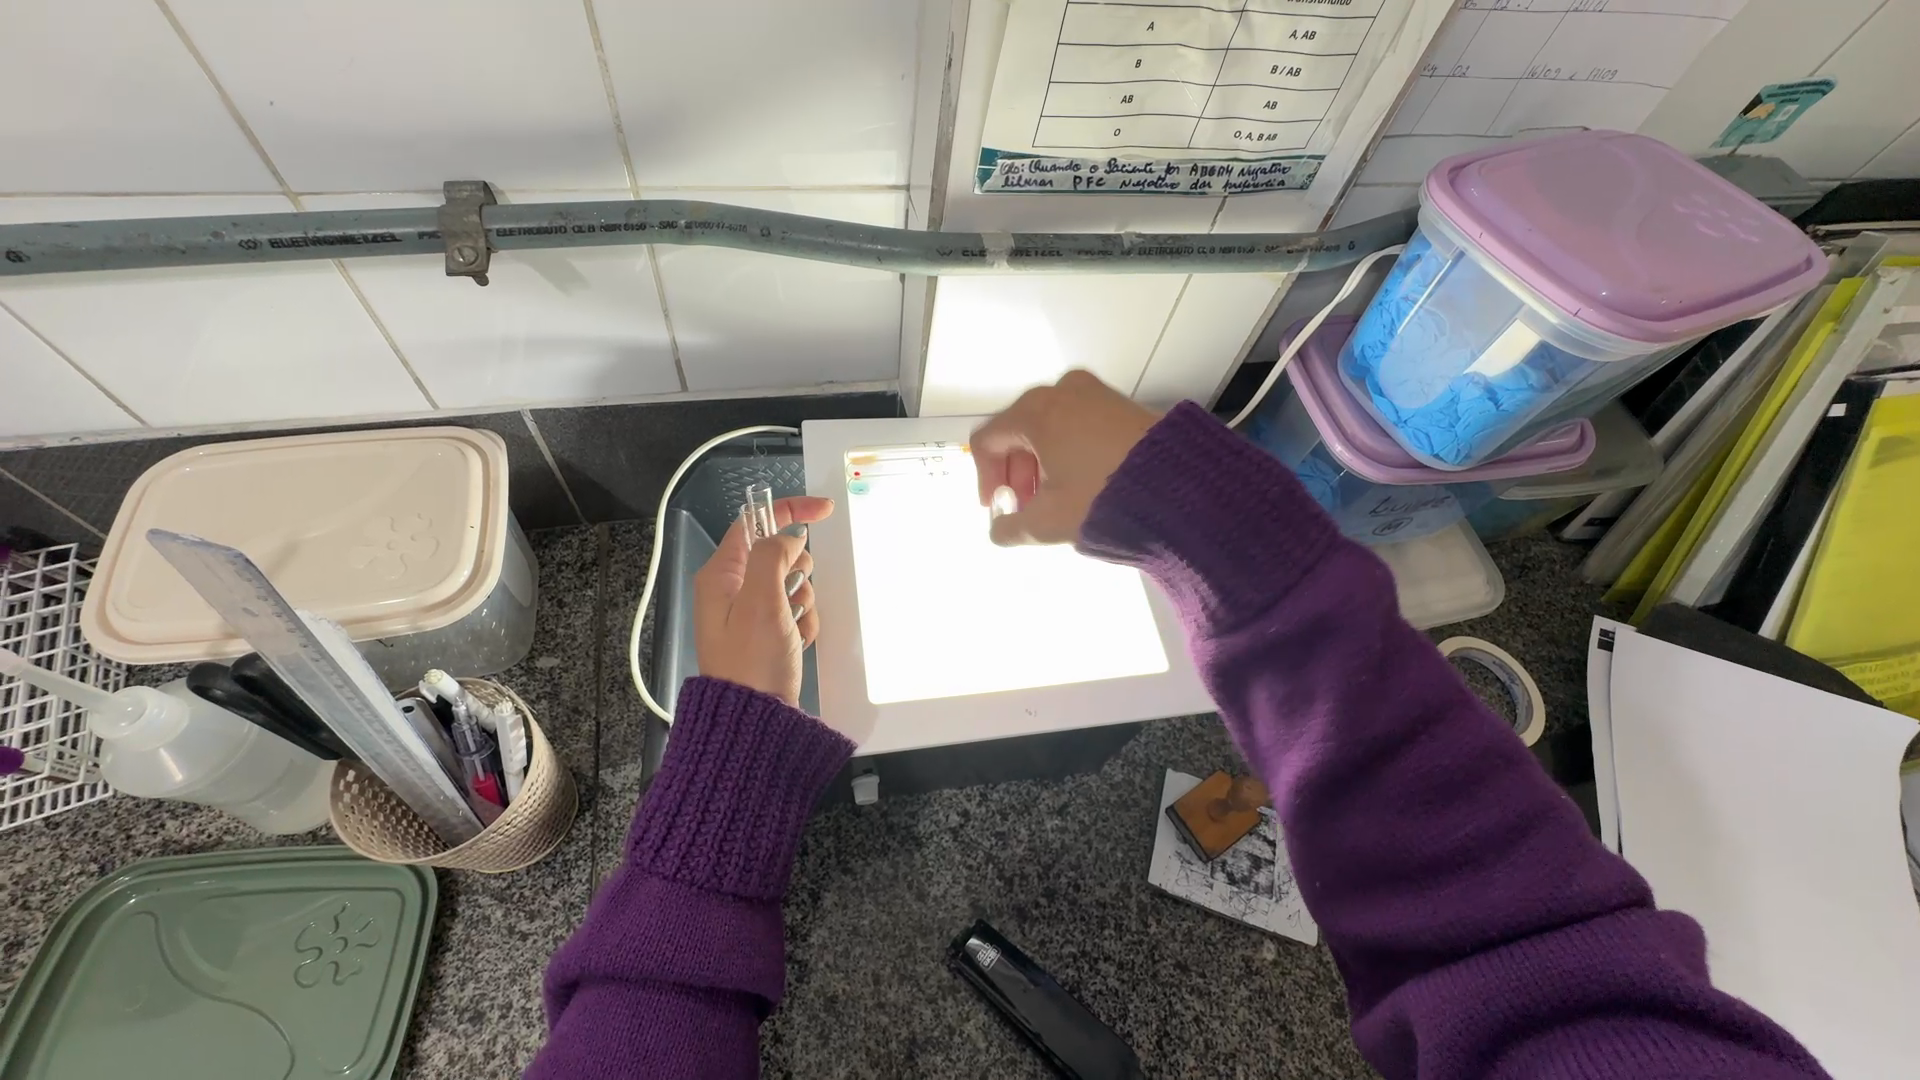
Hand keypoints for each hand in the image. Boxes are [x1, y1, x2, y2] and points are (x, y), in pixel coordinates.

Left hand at [693, 495, 833, 707]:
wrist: (752, 721)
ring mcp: (750, 612)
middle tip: (793, 595)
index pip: (753, 522)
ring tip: (794, 627)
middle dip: (798, 571)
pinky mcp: (767, 633)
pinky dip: (804, 622)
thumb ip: (773, 556)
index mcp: (721, 574)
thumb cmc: (753, 659)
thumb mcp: (761, 601)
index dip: (789, 510)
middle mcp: (732, 588)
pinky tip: (798, 641)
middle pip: (778, 553)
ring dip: (803, 601)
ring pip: (792, 583)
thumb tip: (789, 537)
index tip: (825, 510)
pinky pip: (796, 611)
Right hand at [971, 370, 1159, 545]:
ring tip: (1056, 500)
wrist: (1182, 485)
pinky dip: (1069, 452)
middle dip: (1016, 473)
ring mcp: (1094, 393)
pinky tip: (1082, 484)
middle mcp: (1061, 390)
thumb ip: (1011, 529)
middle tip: (1027, 507)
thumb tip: (999, 530)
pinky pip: (1078, 424)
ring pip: (1050, 428)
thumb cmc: (1104, 497)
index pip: (987, 440)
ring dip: (1042, 465)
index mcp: (1034, 411)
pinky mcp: (1121, 403)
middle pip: (1018, 431)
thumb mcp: (1049, 522)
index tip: (998, 507)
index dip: (984, 478)